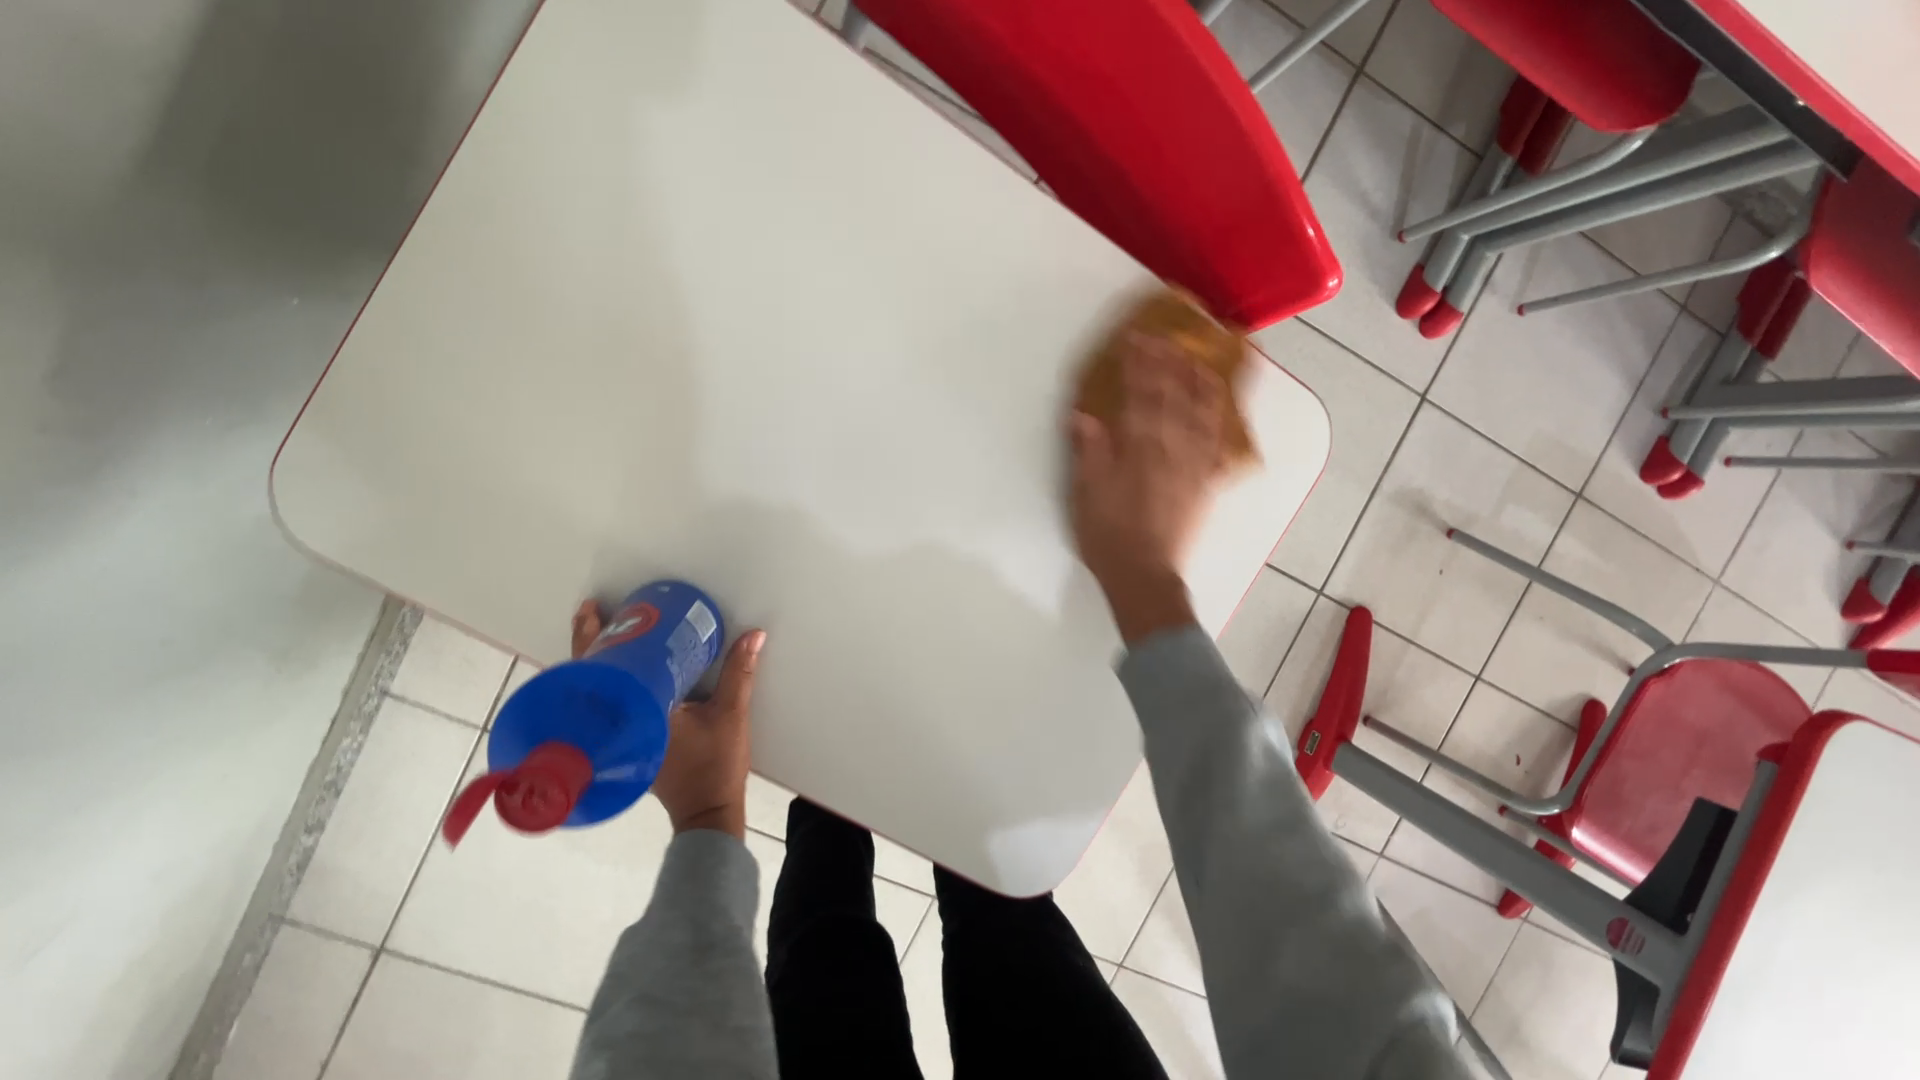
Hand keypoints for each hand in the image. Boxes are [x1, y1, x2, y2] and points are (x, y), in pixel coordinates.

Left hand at [572, 600, 764, 838]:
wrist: (708, 812)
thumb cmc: (714, 766)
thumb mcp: (730, 714)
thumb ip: (739, 674)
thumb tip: (753, 634)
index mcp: (634, 711)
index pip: (599, 668)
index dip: (591, 636)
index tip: (592, 609)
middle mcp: (618, 723)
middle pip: (590, 676)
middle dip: (591, 642)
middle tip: (598, 611)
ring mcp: (620, 735)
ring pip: (599, 691)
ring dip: (601, 661)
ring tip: (609, 631)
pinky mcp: (630, 741)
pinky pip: (612, 704)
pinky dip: (614, 682)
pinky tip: (626, 668)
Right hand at [1068, 334, 1229, 642]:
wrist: (1145, 576)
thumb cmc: (1109, 535)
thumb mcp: (1087, 493)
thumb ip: (1091, 452)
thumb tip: (1085, 416)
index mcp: (1140, 447)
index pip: (1141, 394)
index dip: (1140, 363)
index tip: (1137, 338)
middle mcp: (1172, 448)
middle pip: (1174, 396)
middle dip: (1171, 364)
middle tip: (1168, 338)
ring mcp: (1194, 465)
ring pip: (1202, 414)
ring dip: (1201, 384)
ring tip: (1200, 360)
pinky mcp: (1206, 483)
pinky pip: (1218, 444)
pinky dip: (1220, 421)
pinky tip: (1219, 408)